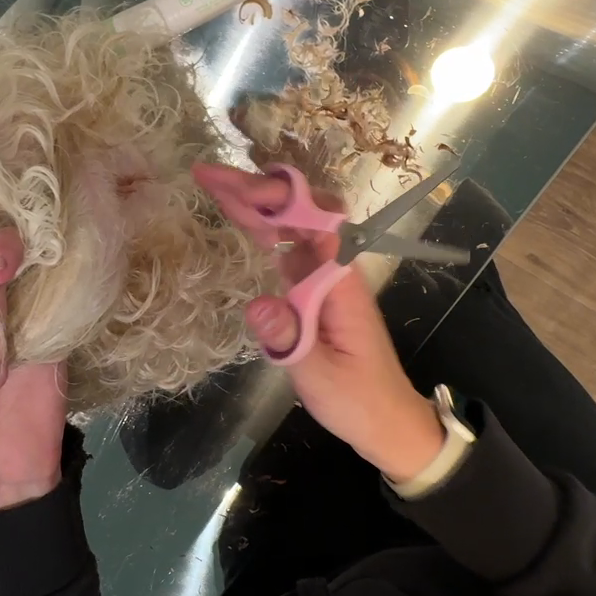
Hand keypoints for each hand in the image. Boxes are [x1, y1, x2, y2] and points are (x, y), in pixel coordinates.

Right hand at [193, 163, 444, 481]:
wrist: (388, 421)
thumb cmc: (359, 400)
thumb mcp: (320, 378)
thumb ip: (289, 340)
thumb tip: (256, 305)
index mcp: (340, 282)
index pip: (316, 221)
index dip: (282, 198)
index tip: (245, 190)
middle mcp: (333, 268)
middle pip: (300, 211)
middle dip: (256, 188)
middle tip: (208, 174)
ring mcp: (321, 275)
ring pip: (290, 223)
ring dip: (254, 200)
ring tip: (210, 182)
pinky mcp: (310, 288)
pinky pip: (285, 244)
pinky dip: (259, 224)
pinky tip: (236, 215)